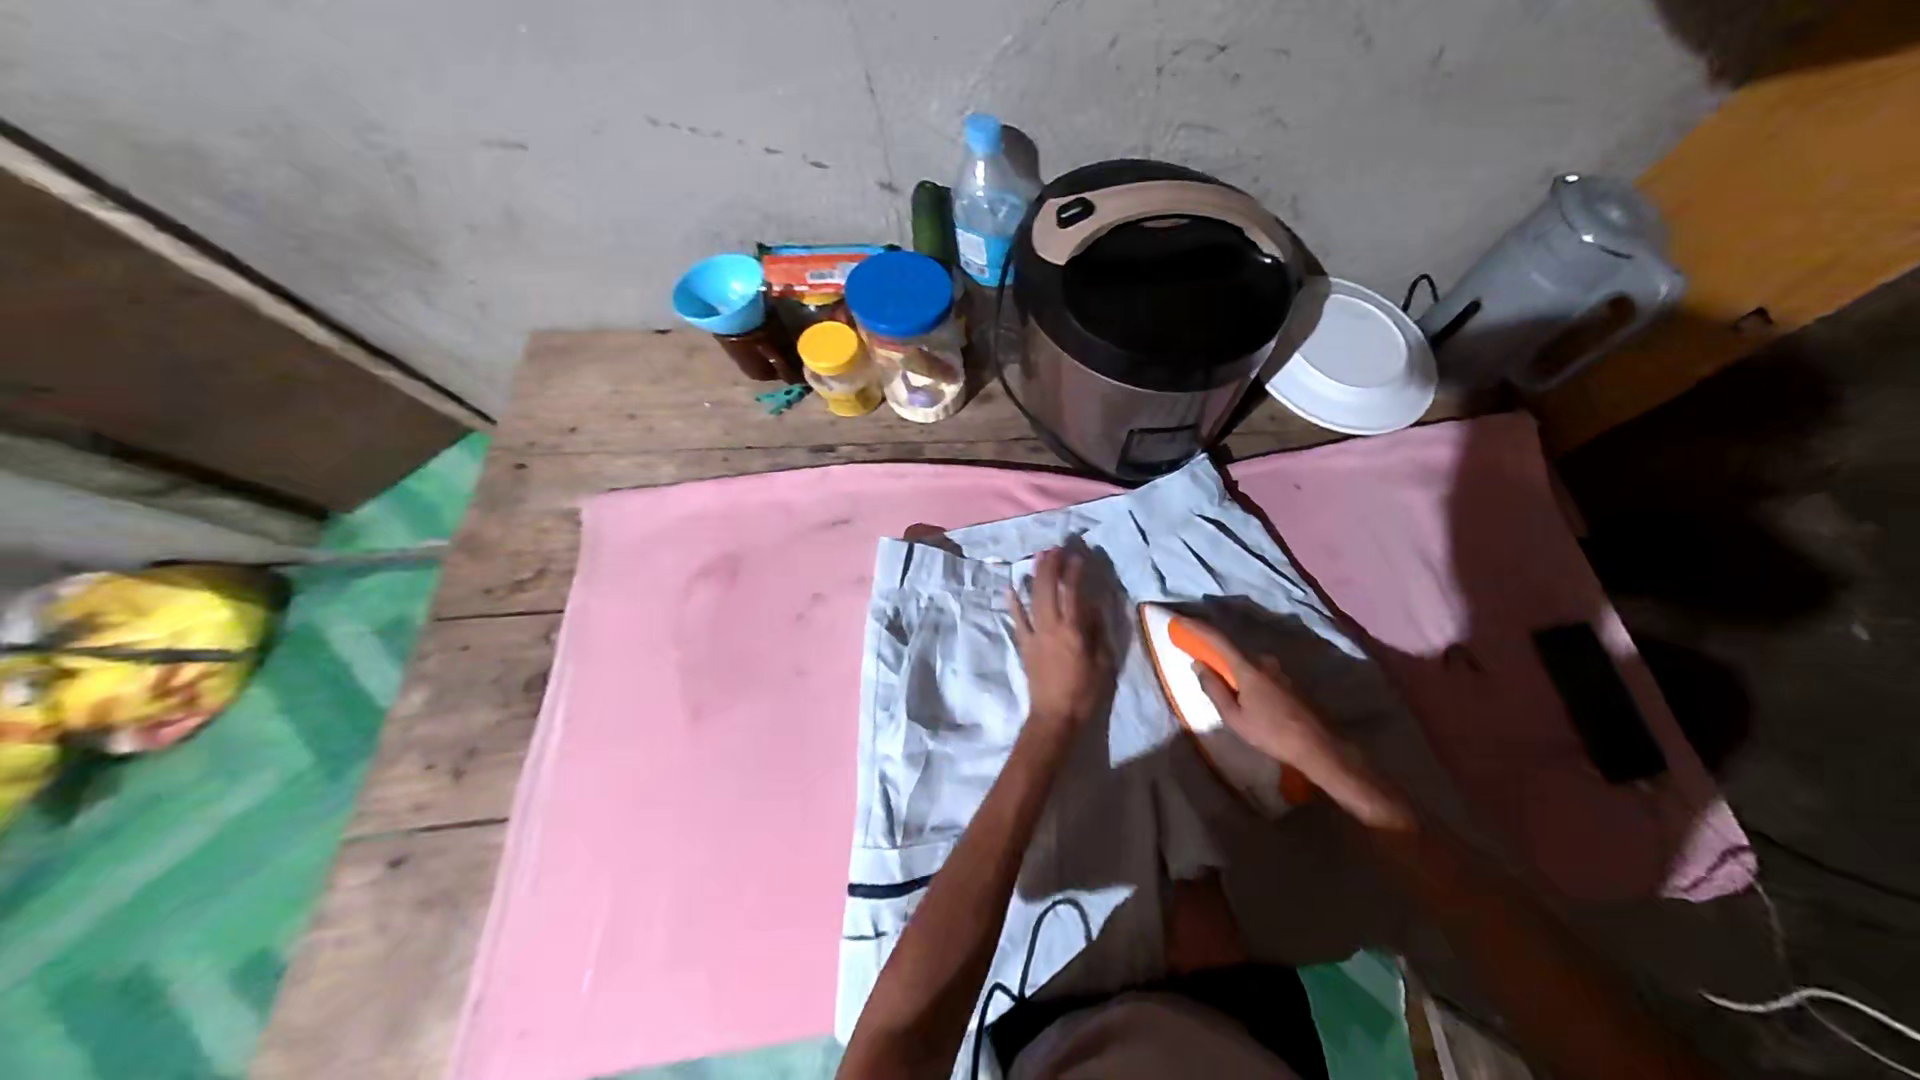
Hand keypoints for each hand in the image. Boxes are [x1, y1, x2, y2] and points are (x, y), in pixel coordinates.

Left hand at [1008, 548, 1105, 738]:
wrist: (1055, 716)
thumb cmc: (1085, 692)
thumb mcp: (1104, 663)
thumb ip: (1098, 631)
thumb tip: (1094, 606)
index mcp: (1074, 630)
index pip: (1074, 592)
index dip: (1075, 571)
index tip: (1079, 555)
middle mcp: (1051, 627)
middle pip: (1049, 589)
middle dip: (1052, 565)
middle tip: (1056, 547)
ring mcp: (1034, 634)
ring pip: (1033, 598)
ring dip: (1035, 576)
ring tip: (1039, 556)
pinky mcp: (1024, 644)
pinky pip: (1018, 619)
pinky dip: (1014, 602)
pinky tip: (1011, 587)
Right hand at [1184, 618, 1412, 830]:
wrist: (1318, 747)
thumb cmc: (1271, 733)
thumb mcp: (1234, 717)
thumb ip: (1214, 689)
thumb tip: (1198, 665)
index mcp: (1248, 667)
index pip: (1218, 640)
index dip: (1197, 628)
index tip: (1180, 620)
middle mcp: (1265, 661)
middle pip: (1233, 649)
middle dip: (1214, 650)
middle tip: (1198, 657)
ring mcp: (1279, 670)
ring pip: (1247, 661)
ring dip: (1232, 666)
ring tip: (1220, 682)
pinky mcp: (1288, 681)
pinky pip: (1258, 670)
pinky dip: (1245, 674)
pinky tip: (1243, 693)